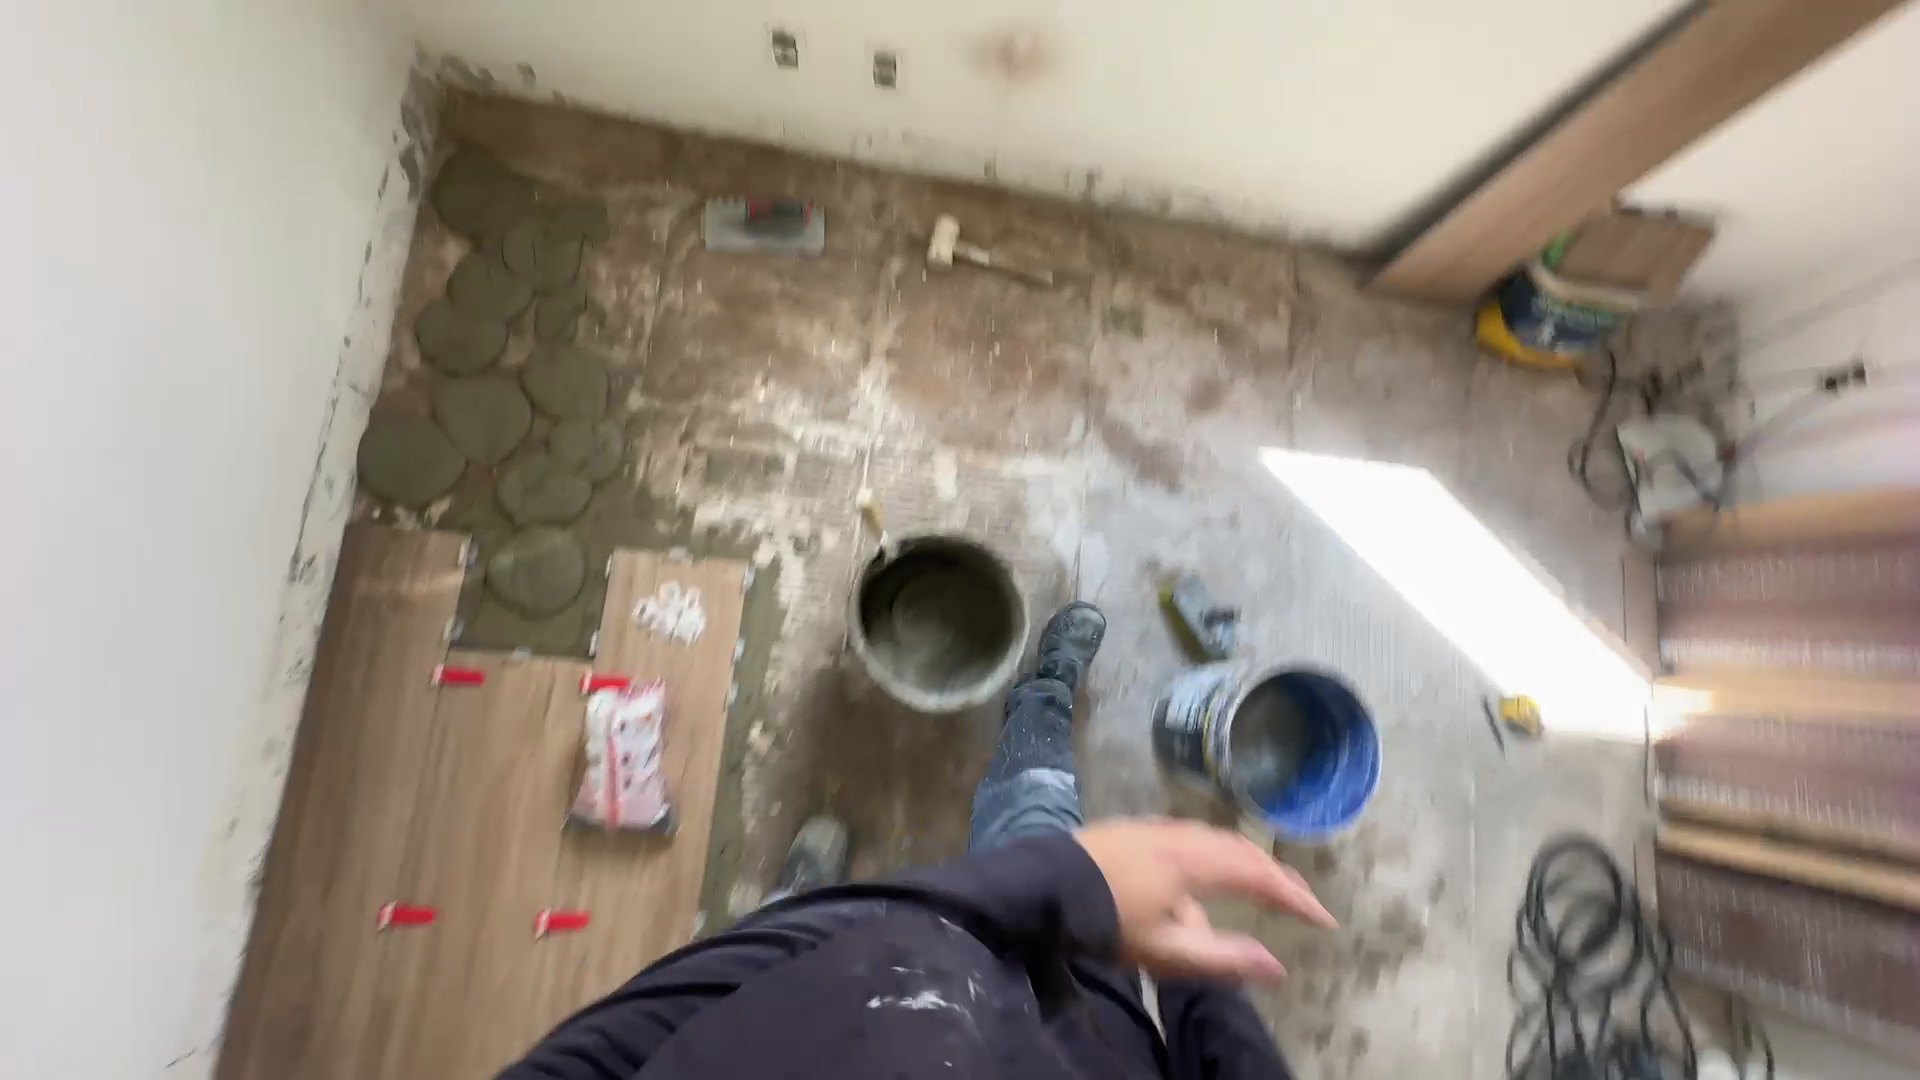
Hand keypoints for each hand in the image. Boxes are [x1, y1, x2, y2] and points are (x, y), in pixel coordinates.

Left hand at [1074, 818, 1335, 980]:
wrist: (1048, 883)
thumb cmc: (1108, 919)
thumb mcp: (1165, 950)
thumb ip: (1222, 958)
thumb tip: (1278, 965)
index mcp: (1193, 862)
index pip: (1257, 874)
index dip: (1294, 896)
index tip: (1324, 919)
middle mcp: (1180, 836)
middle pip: (1239, 849)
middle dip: (1275, 873)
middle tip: (1302, 900)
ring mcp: (1156, 828)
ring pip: (1215, 838)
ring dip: (1246, 858)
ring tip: (1265, 881)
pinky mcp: (1137, 829)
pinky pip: (1193, 834)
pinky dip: (1217, 849)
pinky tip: (1211, 866)